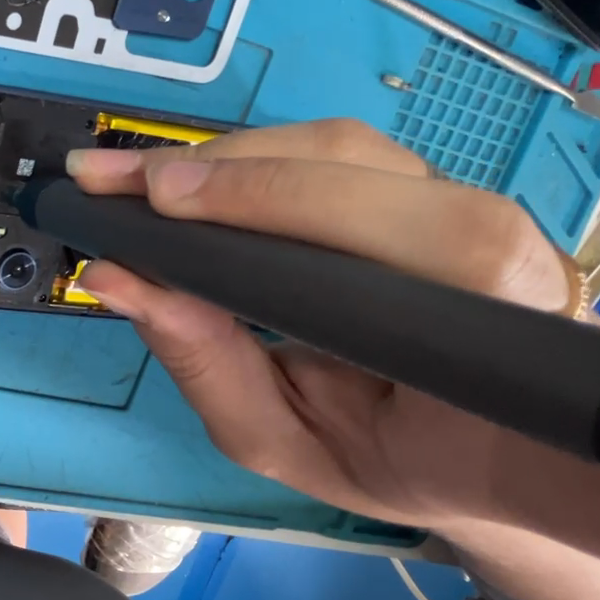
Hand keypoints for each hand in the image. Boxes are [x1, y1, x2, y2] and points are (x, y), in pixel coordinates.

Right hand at [66, 120, 599, 599]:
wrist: (498, 454)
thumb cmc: (391, 456)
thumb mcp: (281, 439)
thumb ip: (204, 364)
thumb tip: (114, 278)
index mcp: (467, 311)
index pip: (358, 220)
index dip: (252, 195)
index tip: (154, 203)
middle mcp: (483, 233)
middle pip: (336, 157)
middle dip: (208, 163)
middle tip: (102, 178)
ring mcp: (460, 200)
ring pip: (331, 143)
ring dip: (218, 154)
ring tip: (131, 179)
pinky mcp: (424, 190)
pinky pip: (327, 153)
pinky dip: (243, 160)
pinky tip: (186, 182)